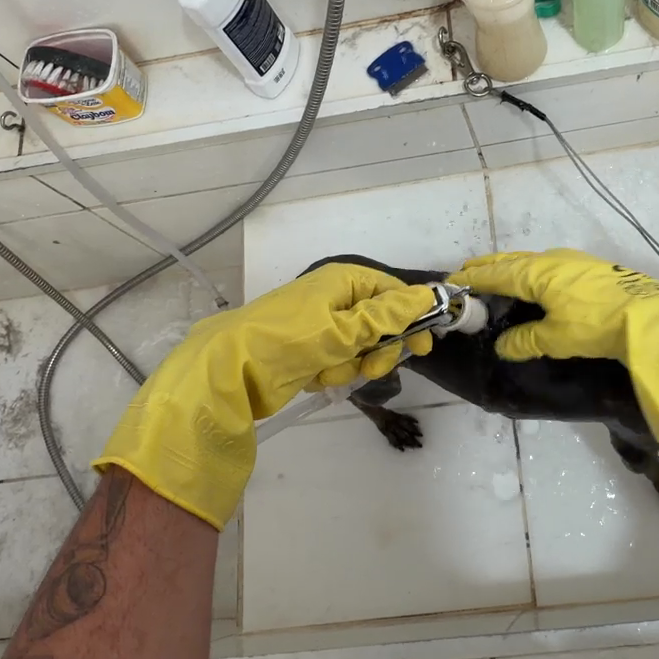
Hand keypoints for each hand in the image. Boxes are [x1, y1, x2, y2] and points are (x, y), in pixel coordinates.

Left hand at [94, 263, 440, 528]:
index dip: (411, 318)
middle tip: (373, 368)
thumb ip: (389, 316)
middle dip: (378, 350)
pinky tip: (316, 377)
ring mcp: (323, 326)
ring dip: (352, 364)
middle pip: (381, 324)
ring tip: (330, 372)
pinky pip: (340, 362)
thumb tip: (428, 295)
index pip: (393, 293)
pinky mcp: (311, 351)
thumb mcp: (345, 329)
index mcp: (344, 281)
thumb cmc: (289, 340)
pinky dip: (333, 373)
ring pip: (362, 348)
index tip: (423, 349)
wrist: (230, 369)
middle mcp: (336, 299)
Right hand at [451, 249, 658, 443]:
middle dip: (490, 267)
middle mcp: (553, 261)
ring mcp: (575, 262)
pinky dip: (533, 273)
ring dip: (512, 269)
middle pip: (512, 262)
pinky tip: (537, 283)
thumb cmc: (595, 326)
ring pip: (533, 263)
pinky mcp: (592, 270)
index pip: (496, 273)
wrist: (649, 317)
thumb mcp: (556, 338)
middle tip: (469, 272)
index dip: (474, 278)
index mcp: (537, 273)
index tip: (454, 280)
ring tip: (499, 277)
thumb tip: (505, 344)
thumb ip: (526, 340)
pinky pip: (550, 268)